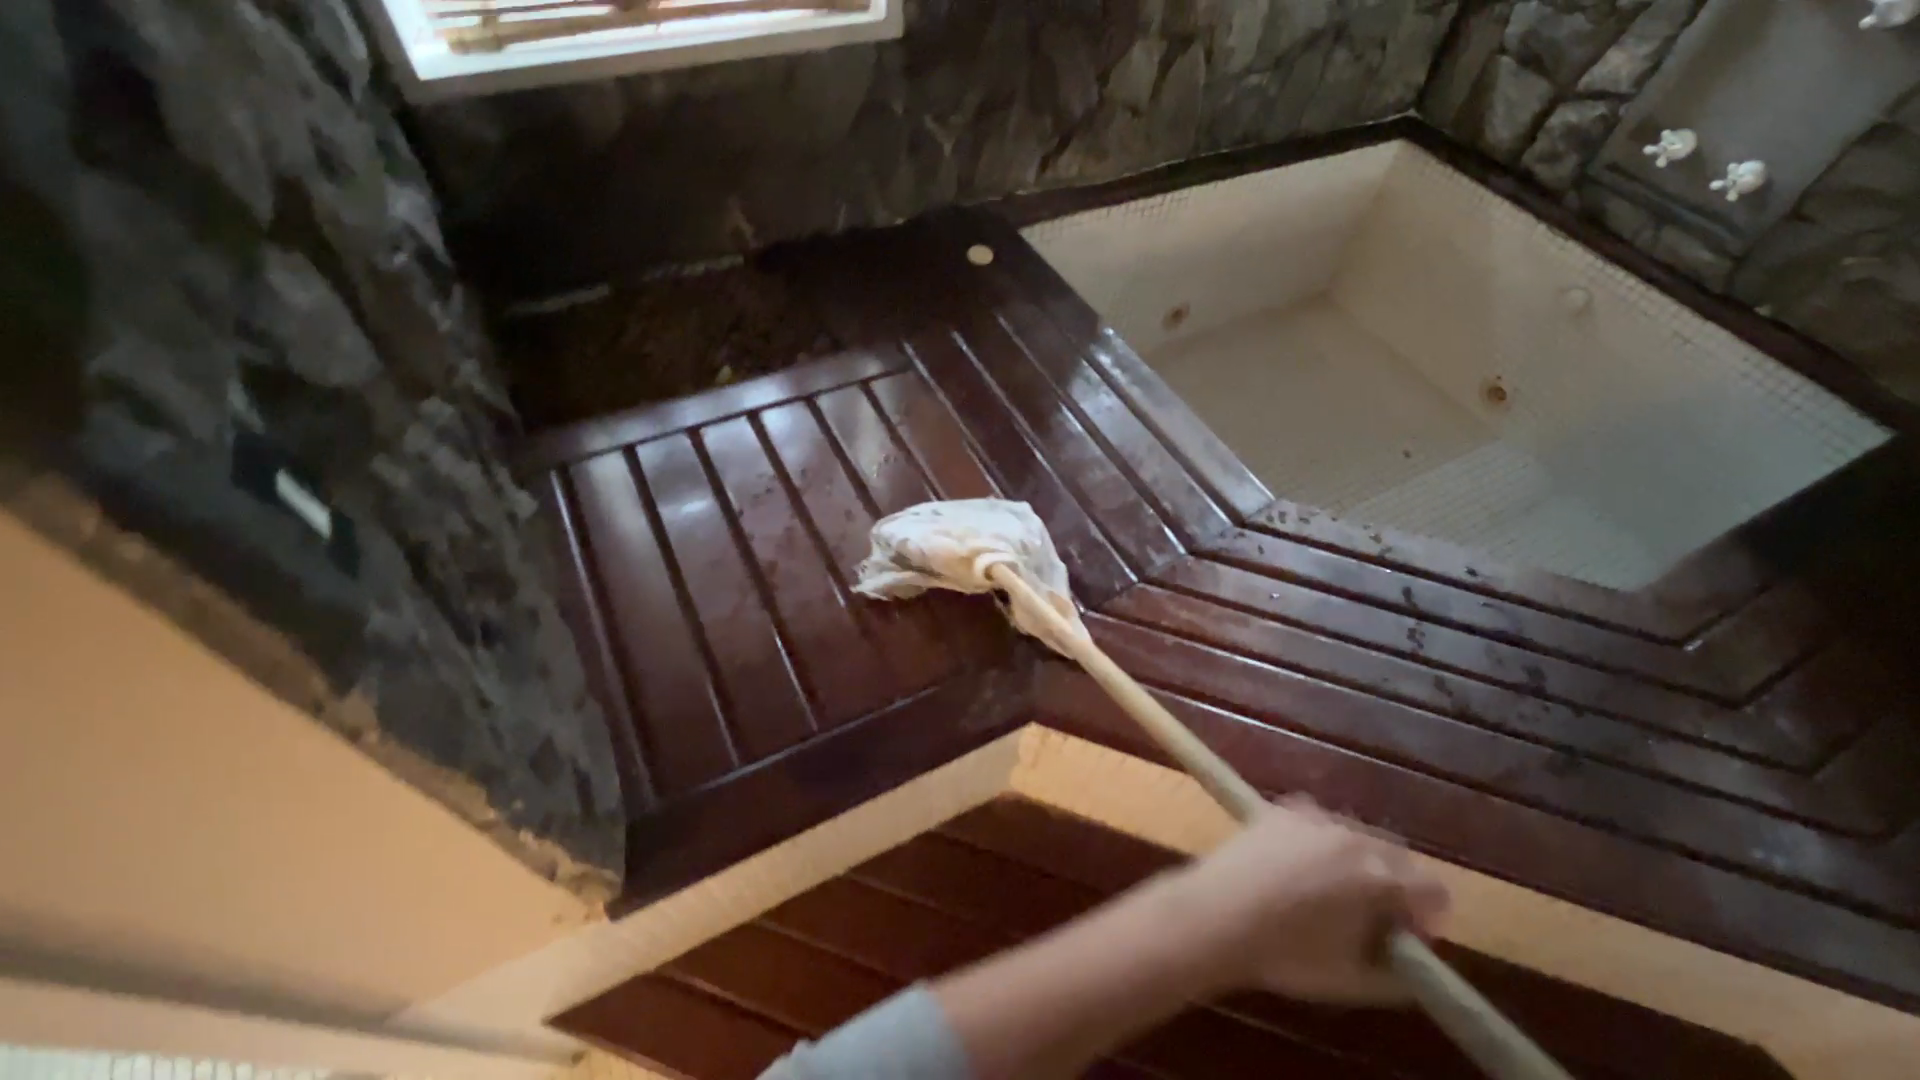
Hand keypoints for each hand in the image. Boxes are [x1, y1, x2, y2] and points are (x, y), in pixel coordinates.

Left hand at [1165, 797, 1449, 1003]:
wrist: (1216, 916)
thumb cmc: (1286, 955)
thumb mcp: (1351, 981)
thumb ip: (1396, 976)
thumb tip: (1412, 967)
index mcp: (1381, 880)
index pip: (1434, 889)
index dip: (1427, 916)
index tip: (1410, 936)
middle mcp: (1354, 840)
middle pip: (1397, 855)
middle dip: (1395, 883)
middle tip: (1373, 912)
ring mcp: (1315, 820)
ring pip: (1356, 833)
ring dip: (1357, 858)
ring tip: (1331, 887)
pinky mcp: (1280, 810)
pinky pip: (1316, 820)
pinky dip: (1319, 838)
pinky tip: (1299, 860)